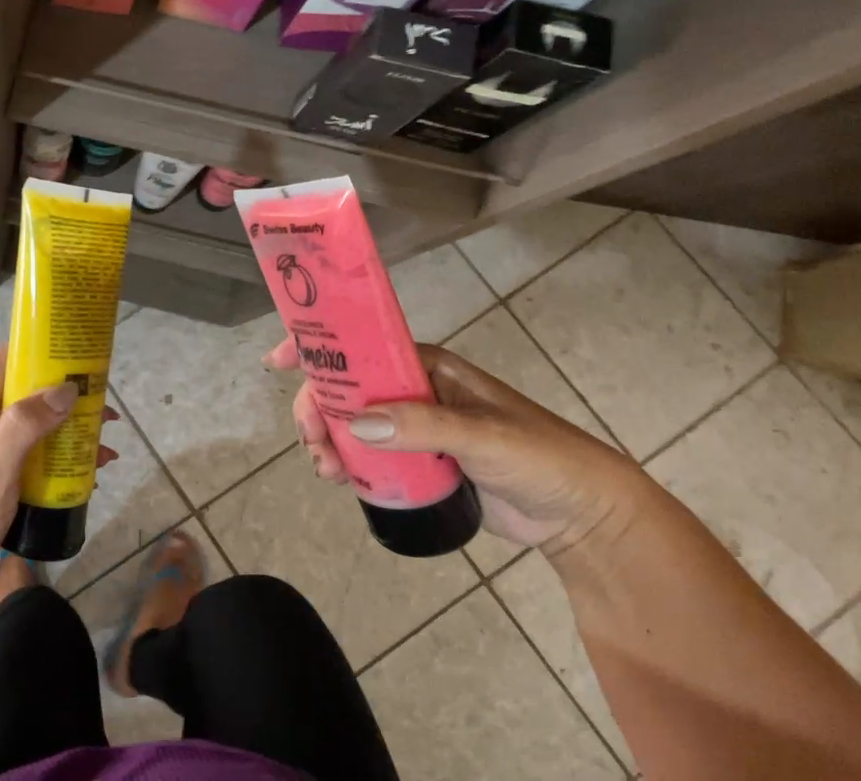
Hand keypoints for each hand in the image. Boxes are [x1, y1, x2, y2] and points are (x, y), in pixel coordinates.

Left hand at [0, 346, 119, 632]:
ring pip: (34, 434)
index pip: (5, 364)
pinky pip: (32, 466)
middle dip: (67, 399)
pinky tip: (87, 479)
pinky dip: (60, 466)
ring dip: (69, 435)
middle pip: (27, 398)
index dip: (41, 351)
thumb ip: (23, 428)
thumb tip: (65, 388)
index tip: (82, 352)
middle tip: (108, 412)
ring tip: (108, 448)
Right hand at [268, 339, 645, 554]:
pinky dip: (346, 464)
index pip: (363, 346)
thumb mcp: (485, 435)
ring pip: (351, 425)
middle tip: (310, 439)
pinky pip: (368, 457)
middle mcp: (415, 392)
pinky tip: (340, 480)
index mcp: (430, 369)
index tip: (278, 360)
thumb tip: (356, 423)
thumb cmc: (542, 458)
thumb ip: (423, 426)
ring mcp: (413, 429)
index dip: (320, 348)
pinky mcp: (417, 464)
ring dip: (328, 441)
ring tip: (326, 469)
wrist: (581, 515)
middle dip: (317, 408)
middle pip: (347, 390)